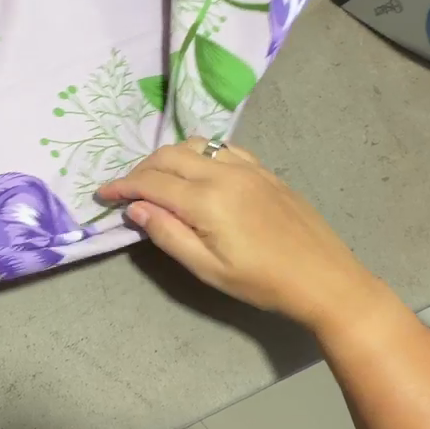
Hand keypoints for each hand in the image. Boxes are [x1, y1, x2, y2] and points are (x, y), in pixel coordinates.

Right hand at [96, 139, 394, 334]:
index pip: (151, 183)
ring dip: (167, 159)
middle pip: (168, 156)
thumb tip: (135, 209)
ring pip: (194, 145)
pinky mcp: (264, 171)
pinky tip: (196, 172)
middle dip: (140, 170)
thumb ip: (167, 234)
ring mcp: (248, 168)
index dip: (122, 187)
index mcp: (207, 200)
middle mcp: (225, 173)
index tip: (103, 195)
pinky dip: (198, 154)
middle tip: (127, 192)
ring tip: (157, 181)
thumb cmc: (262, 282)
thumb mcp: (207, 269)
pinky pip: (221, 148)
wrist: (326, 280)